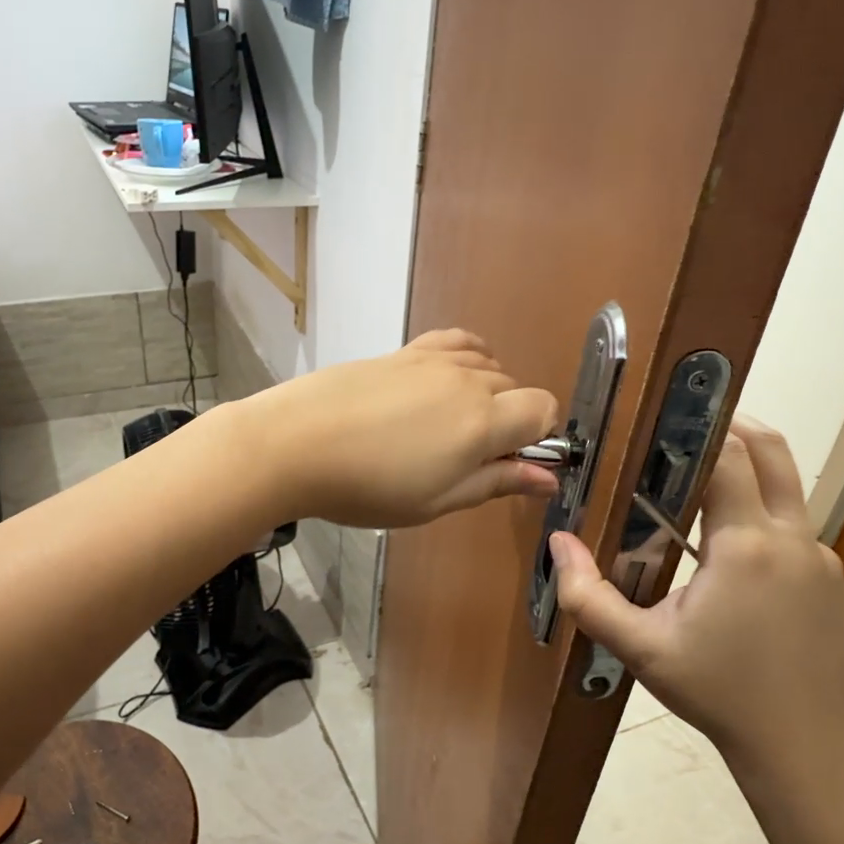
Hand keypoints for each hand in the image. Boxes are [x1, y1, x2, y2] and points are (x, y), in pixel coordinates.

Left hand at [238, 329, 561, 527]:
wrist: (295, 443)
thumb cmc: (368, 487)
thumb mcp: (437, 501)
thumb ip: (497, 482)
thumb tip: (549, 477)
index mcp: (483, 421)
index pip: (544, 408)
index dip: (539, 436)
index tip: (508, 462)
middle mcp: (468, 381)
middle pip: (515, 388)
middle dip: (507, 420)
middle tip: (465, 459)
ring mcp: (434, 360)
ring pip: (487, 366)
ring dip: (484, 393)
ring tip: (446, 426)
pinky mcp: (404, 350)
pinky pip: (456, 342)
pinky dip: (466, 359)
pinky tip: (446, 380)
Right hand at [548, 416, 843, 779]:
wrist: (805, 748)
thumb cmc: (717, 694)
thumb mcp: (641, 649)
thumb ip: (589, 596)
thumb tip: (558, 543)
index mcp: (746, 546)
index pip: (728, 458)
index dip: (696, 431)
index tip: (661, 420)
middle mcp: (793, 540)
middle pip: (773, 451)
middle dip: (734, 425)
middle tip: (689, 423)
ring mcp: (822, 560)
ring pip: (788, 488)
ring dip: (749, 470)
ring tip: (699, 482)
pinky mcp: (833, 582)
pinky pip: (795, 528)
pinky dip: (763, 514)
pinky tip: (729, 554)